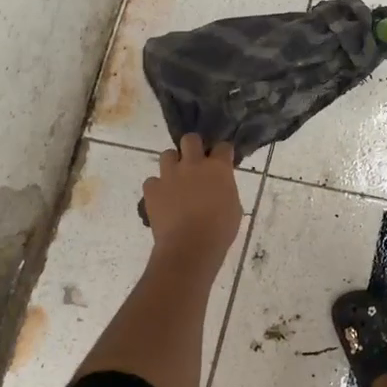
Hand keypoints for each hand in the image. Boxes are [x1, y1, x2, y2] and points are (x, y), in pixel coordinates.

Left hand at [142, 134, 242, 269]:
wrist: (190, 247)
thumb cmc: (220, 230)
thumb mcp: (234, 206)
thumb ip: (225, 189)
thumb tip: (219, 186)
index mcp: (218, 167)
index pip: (223, 146)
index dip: (223, 153)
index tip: (222, 160)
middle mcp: (194, 164)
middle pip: (190, 139)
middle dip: (192, 147)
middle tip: (195, 162)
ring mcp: (170, 175)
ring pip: (166, 154)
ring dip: (172, 164)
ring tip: (175, 180)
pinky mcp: (152, 189)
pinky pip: (152, 181)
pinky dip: (156, 187)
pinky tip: (162, 199)